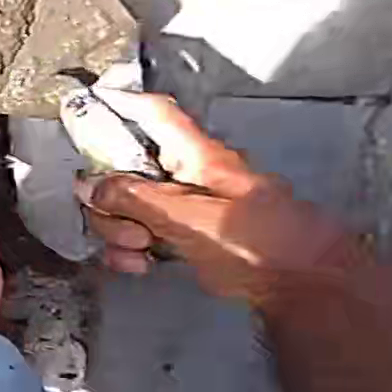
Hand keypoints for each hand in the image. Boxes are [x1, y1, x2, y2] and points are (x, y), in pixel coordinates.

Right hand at [75, 90, 361, 304]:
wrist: (304, 288)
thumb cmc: (260, 243)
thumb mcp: (188, 217)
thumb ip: (133, 198)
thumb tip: (89, 186)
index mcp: (195, 158)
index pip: (155, 115)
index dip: (121, 103)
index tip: (87, 102)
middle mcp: (181, 176)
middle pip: (118, 173)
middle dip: (108, 203)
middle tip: (127, 226)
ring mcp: (177, 207)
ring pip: (119, 208)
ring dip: (117, 232)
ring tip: (142, 250)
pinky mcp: (174, 236)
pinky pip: (130, 235)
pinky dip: (127, 252)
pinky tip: (141, 264)